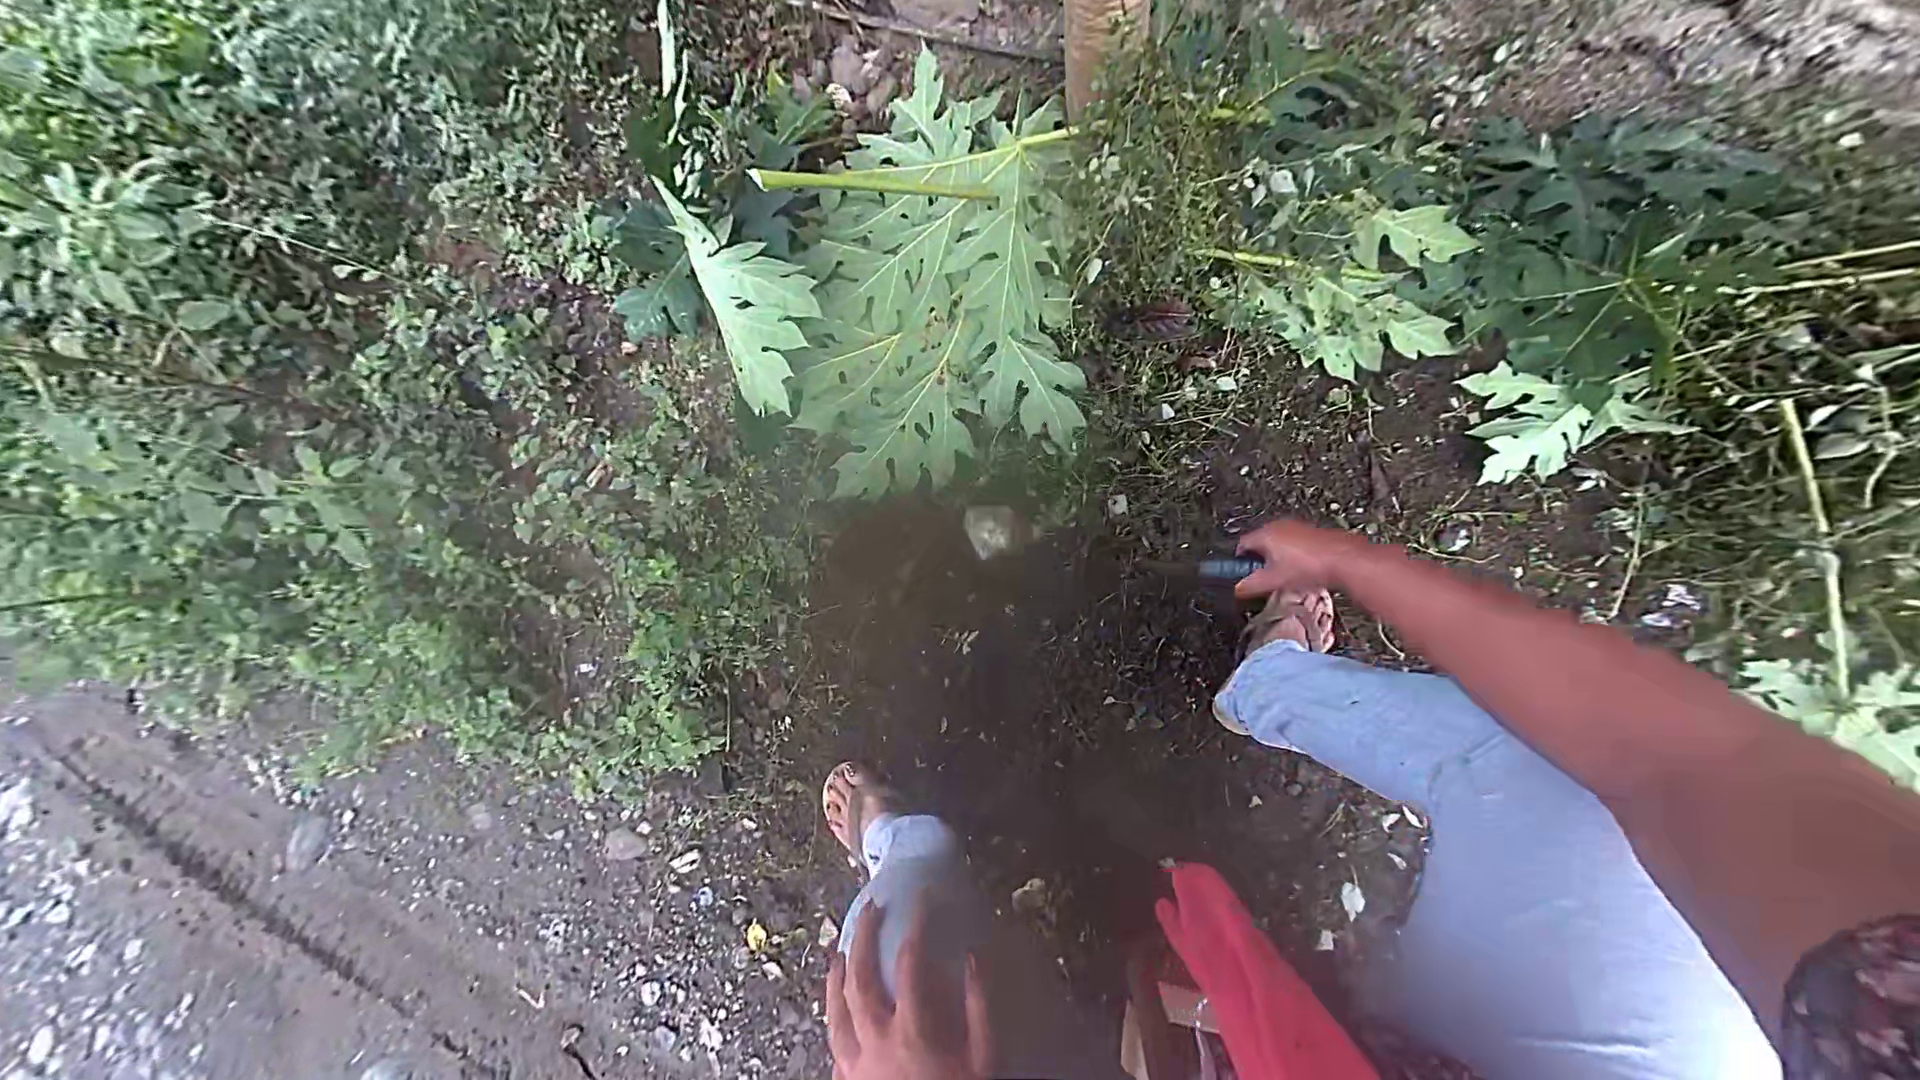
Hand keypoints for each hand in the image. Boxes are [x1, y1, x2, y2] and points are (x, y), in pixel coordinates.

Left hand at [827, 900, 992, 1079]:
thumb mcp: (986, 1060)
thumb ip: (980, 1006)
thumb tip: (974, 956)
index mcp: (911, 1031)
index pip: (910, 960)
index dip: (918, 922)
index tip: (925, 898)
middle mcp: (875, 1043)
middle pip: (860, 977)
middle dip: (864, 935)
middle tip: (872, 908)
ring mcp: (856, 1067)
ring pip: (835, 1010)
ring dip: (836, 975)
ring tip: (839, 950)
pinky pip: (833, 1045)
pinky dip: (833, 1017)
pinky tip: (837, 1009)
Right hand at [1233, 520, 1363, 599]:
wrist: (1347, 560)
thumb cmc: (1312, 565)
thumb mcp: (1273, 581)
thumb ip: (1250, 585)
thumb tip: (1239, 589)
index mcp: (1265, 533)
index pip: (1241, 545)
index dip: (1240, 562)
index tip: (1244, 573)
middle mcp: (1280, 526)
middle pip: (1260, 544)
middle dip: (1260, 561)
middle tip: (1266, 577)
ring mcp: (1299, 527)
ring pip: (1279, 544)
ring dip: (1279, 559)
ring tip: (1288, 576)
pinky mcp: (1314, 533)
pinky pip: (1297, 545)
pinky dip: (1296, 556)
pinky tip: (1305, 571)